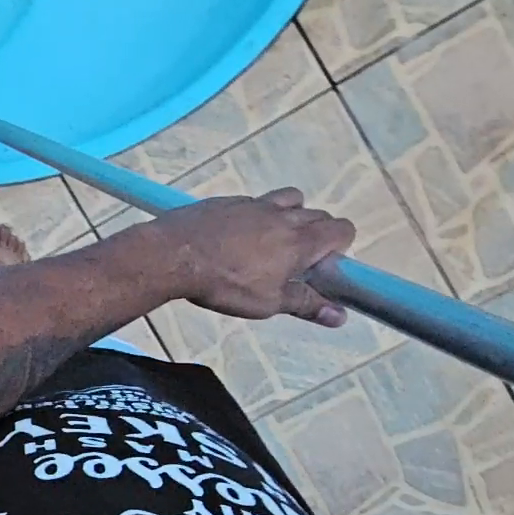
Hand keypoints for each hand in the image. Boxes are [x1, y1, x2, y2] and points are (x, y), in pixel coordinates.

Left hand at [142, 188, 355, 327]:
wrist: (171, 255)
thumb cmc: (223, 284)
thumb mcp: (266, 303)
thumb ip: (305, 304)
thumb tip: (339, 316)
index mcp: (300, 239)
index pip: (342, 229)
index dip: (337, 247)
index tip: (318, 266)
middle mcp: (282, 214)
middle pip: (316, 214)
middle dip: (314, 233)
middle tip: (291, 260)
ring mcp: (252, 203)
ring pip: (287, 199)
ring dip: (287, 215)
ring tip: (266, 241)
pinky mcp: (225, 200)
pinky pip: (251, 202)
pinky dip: (252, 214)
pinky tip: (232, 234)